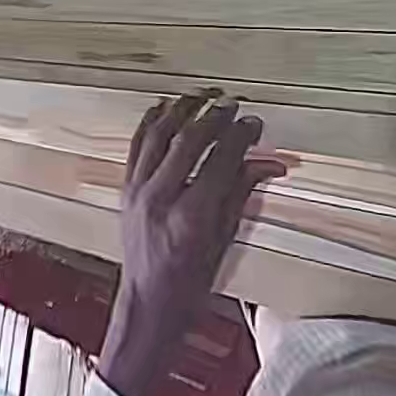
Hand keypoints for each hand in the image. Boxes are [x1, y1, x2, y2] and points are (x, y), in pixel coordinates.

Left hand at [99, 91, 282, 395]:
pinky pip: (137, 145)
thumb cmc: (193, 280)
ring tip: (201, 94)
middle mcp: (160, 198)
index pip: (220, 161)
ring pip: (158, 136)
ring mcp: (137, 191)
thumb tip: (270, 162)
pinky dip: (150, 122)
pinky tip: (163, 106)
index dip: (240, 137)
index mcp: (191, 217)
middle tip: (231, 102)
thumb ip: (242, 194)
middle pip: (188, 141)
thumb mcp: (226, 240)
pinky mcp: (125, 188)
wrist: (149, 300)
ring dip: (180, 110)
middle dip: (212, 116)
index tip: (254, 122)